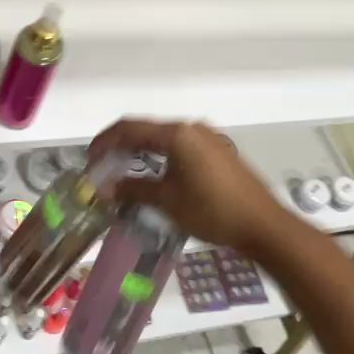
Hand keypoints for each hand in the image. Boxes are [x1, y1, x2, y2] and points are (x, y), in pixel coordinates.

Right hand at [87, 118, 287, 255]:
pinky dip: (160, 156)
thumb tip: (105, 189)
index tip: (89, 159)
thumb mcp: (168, 201)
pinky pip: (179, 146)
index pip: (130, 128)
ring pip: (163, 138)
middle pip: (146, 129)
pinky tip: (153, 175)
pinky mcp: (217, 152)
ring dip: (140, 152)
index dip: (104, 141)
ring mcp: (207, 138)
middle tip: (102, 166)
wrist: (264, 225)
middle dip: (121, 146)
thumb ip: (134, 190)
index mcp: (177, 134)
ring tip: (123, 172)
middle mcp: (191, 128)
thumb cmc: (213, 211)